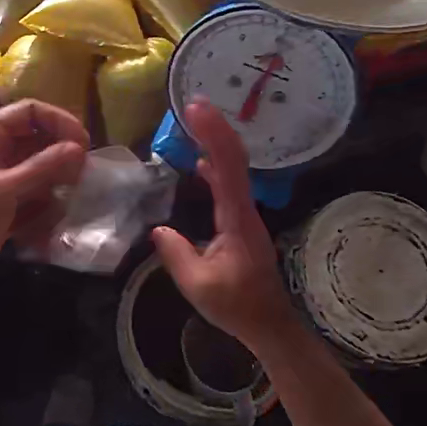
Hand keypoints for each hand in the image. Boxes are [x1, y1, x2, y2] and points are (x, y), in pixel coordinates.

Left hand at [0, 100, 89, 295]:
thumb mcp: (1, 190)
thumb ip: (42, 167)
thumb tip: (79, 148)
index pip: (29, 113)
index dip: (58, 121)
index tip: (83, 144)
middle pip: (37, 141)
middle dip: (61, 155)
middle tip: (83, 175)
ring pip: (39, 172)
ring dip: (57, 183)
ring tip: (71, 199)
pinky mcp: (4, 210)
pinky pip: (34, 199)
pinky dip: (47, 207)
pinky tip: (54, 222)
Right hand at [150, 101, 297, 350]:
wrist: (268, 322)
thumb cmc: (236, 306)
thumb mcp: (198, 285)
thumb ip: (177, 255)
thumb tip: (158, 228)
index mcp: (237, 218)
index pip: (228, 167)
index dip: (213, 135)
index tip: (195, 110)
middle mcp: (245, 208)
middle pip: (235, 158)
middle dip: (215, 128)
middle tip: (193, 104)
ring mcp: (246, 212)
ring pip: (235, 167)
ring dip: (217, 141)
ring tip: (195, 122)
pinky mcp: (242, 220)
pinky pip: (231, 182)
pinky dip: (217, 163)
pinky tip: (202, 162)